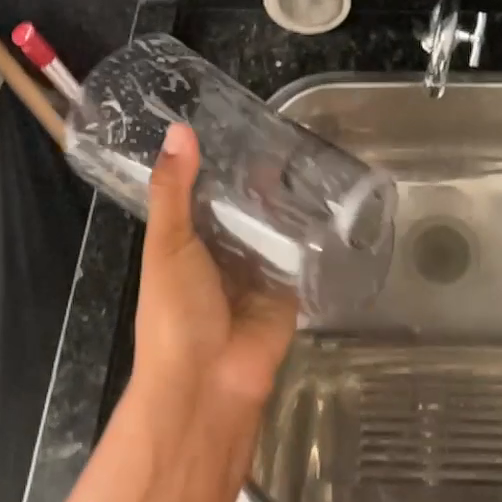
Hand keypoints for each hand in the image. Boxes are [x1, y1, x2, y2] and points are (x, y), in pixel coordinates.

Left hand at [133, 121, 298, 403]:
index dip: (222, 159)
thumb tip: (179, 129)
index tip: (245, 119)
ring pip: (275, 225)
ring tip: (319, 153)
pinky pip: (302, 252)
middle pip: (246, 206)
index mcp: (188, 241)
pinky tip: (334, 196)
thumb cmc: (176, 312)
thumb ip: (173, 190)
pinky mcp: (290, 286)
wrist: (209, 381)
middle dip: (264, 178)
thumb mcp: (167, 244)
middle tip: (295, 131)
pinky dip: (313, 230)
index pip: (207, 190)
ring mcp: (259, 269)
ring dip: (291, 200)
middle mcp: (224, 251)